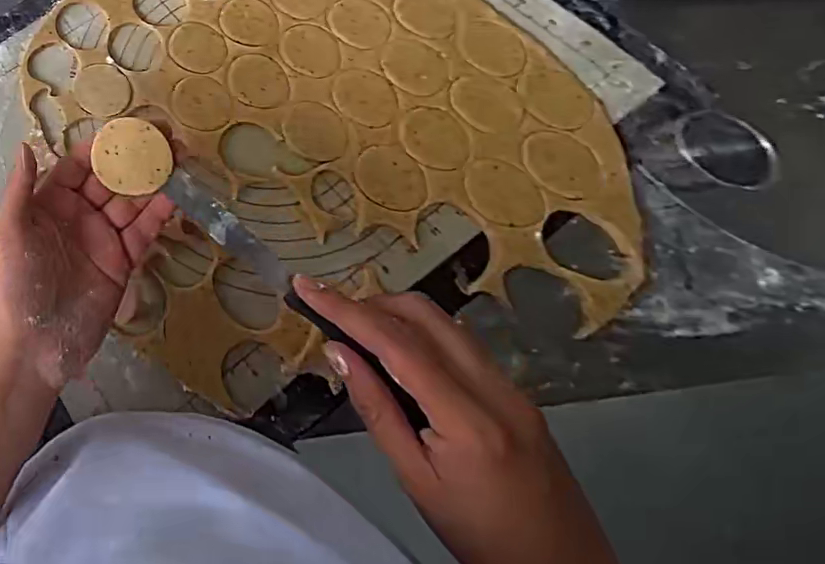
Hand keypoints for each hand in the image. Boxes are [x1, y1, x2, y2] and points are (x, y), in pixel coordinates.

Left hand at [0, 142, 174, 390]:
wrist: (31, 347)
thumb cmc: (15, 283)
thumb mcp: (10, 231)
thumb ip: (21, 188)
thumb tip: (25, 145)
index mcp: (51, 203)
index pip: (79, 166)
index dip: (102, 148)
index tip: (126, 130)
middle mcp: (79, 214)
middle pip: (112, 179)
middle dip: (136, 158)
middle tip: (164, 137)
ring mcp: (103, 238)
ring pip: (133, 202)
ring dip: (154, 180)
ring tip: (179, 158)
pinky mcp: (122, 262)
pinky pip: (143, 232)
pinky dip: (160, 213)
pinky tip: (176, 196)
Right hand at [293, 276, 615, 563]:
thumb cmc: (482, 539)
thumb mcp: (417, 481)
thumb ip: (376, 409)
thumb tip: (339, 351)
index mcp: (468, 419)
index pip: (396, 342)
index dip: (345, 308)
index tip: (307, 286)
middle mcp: (495, 388)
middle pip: (422, 314)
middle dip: (371, 302)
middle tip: (332, 312)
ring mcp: (512, 386)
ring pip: (443, 320)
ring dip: (395, 313)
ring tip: (359, 327)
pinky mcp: (518, 390)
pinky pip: (460, 341)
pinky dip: (422, 331)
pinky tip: (401, 350)